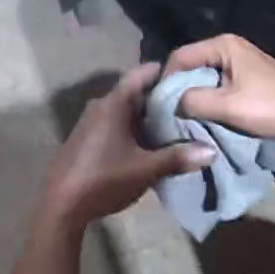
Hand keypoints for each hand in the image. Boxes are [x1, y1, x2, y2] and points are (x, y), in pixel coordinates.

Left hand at [41, 64, 216, 230]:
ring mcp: (93, 121)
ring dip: (149, 116)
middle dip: (162, 98)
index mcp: (112, 104)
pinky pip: (117, 122)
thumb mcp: (145, 169)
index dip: (163, 72)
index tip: (189, 73)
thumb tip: (212, 150)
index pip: (140, 75)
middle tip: (194, 103)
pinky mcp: (90, 136)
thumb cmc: (103, 178)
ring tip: (182, 122)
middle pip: (135, 93)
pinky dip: (136, 127)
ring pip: (126, 110)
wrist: (62, 201)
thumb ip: (177, 157)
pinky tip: (154, 141)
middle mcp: (101, 106)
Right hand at [163, 34, 274, 143]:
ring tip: (187, 113)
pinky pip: (217, 80)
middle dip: (179, 87)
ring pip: (203, 74)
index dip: (166, 80)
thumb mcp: (227, 107)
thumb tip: (169, 104)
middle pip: (190, 65)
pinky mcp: (248, 73)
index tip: (161, 104)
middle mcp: (229, 45)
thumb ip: (191, 101)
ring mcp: (240, 58)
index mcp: (222, 44)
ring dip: (194, 93)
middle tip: (172, 110)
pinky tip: (208, 111)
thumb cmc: (272, 108)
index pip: (178, 57)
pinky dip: (209, 95)